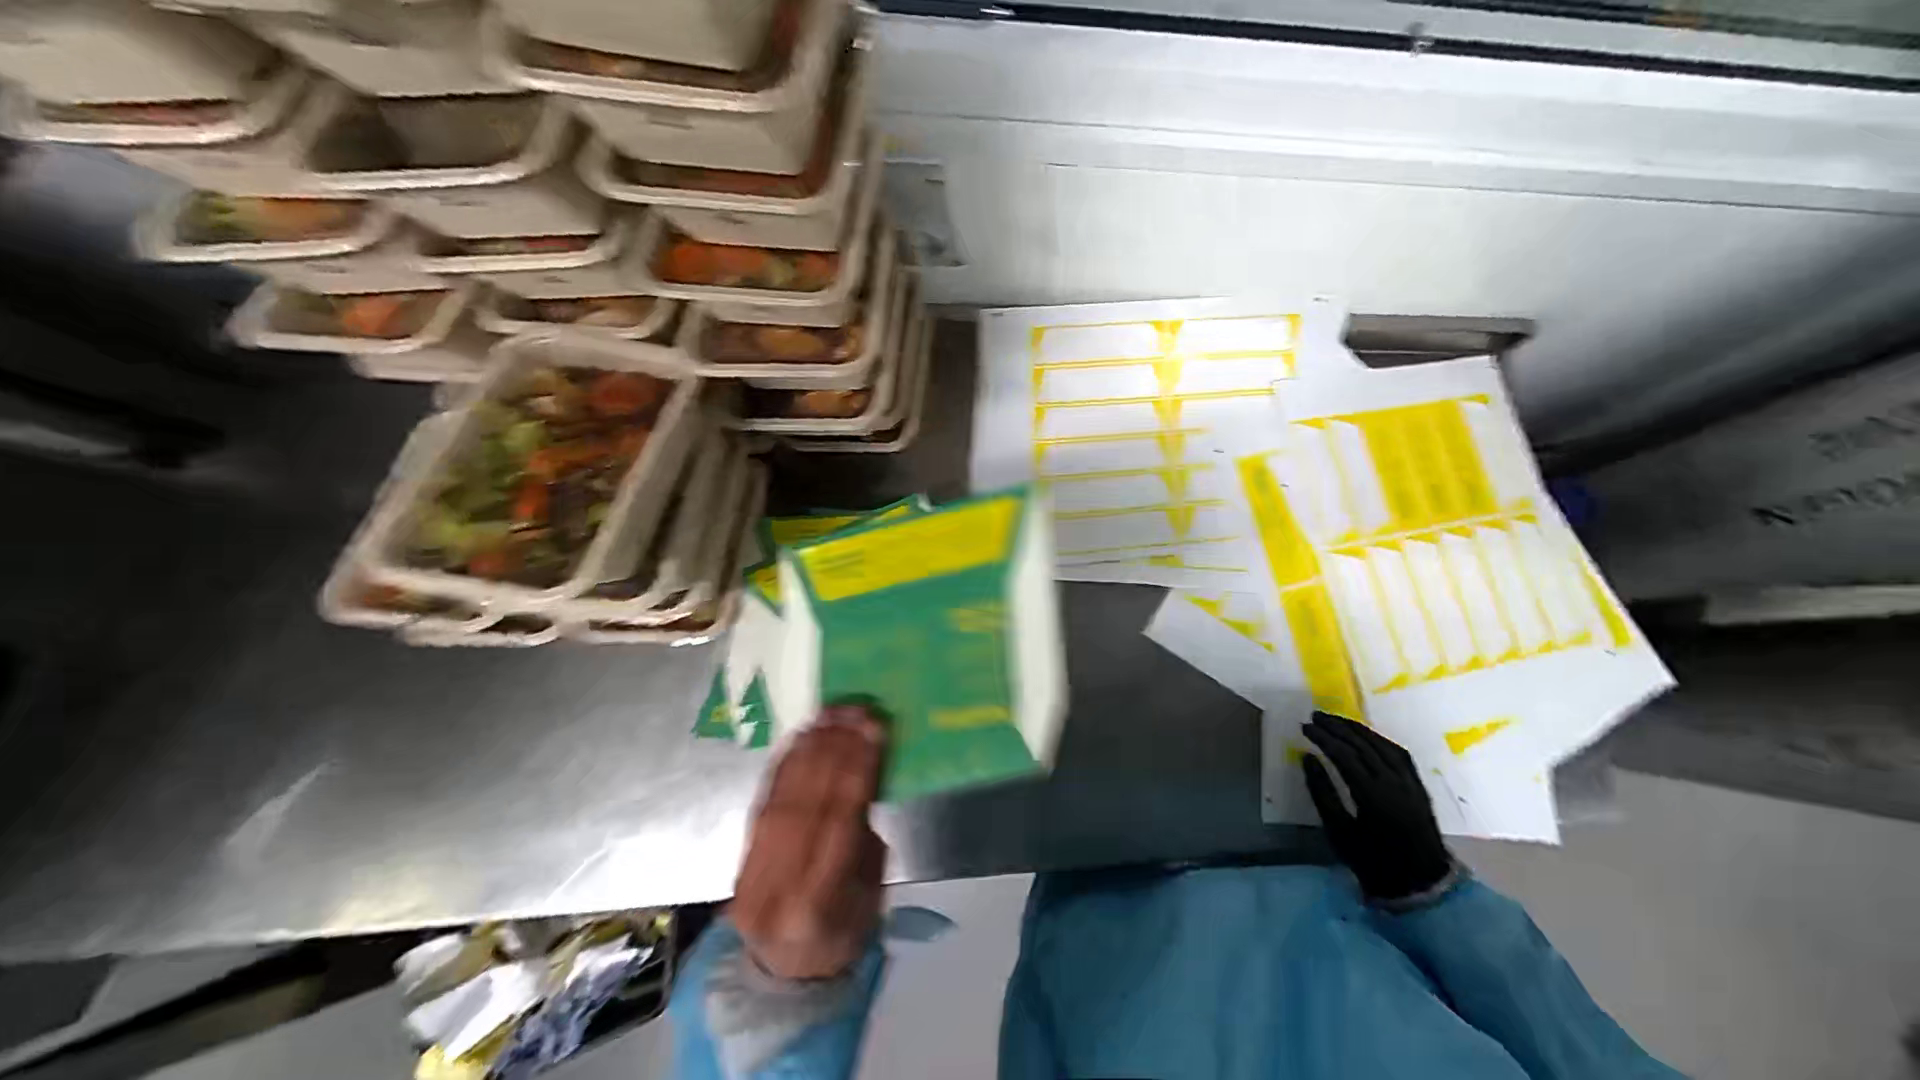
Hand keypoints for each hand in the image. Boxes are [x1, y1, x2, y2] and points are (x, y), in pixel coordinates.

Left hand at [731, 705, 887, 979]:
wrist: (784, 975)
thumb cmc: (844, 935)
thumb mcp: (871, 893)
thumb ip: (862, 834)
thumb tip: (862, 773)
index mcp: (817, 904)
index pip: (838, 821)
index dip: (857, 769)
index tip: (874, 728)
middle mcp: (776, 887)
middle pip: (806, 802)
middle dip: (834, 749)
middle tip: (855, 711)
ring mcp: (750, 872)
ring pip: (782, 796)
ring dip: (809, 747)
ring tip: (831, 713)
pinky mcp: (739, 856)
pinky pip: (764, 799)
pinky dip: (785, 763)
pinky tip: (803, 736)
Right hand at [1301, 712, 1452, 901]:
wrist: (1420, 884)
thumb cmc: (1372, 861)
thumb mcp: (1338, 831)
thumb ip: (1322, 792)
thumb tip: (1308, 758)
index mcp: (1372, 795)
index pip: (1344, 755)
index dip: (1323, 738)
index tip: (1304, 727)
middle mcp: (1394, 783)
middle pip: (1363, 746)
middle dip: (1337, 728)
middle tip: (1315, 716)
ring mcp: (1410, 783)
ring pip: (1382, 745)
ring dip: (1358, 729)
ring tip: (1336, 720)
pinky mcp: (1419, 787)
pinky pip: (1399, 754)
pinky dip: (1379, 740)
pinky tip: (1366, 736)